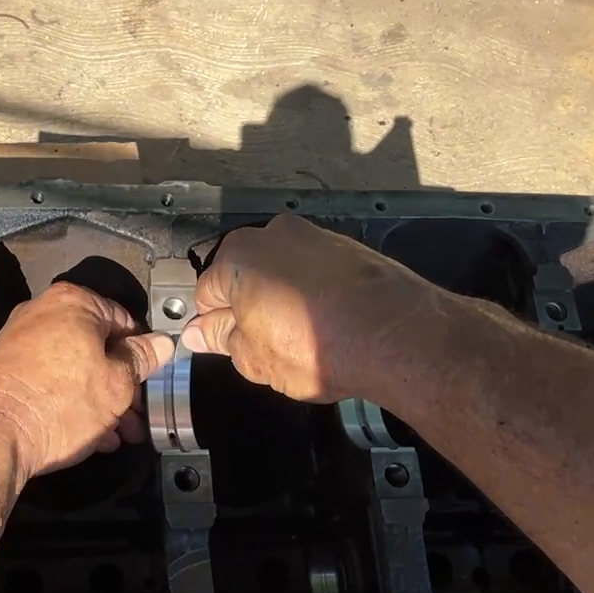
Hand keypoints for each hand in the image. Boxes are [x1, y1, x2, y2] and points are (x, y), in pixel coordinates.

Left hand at [0, 282, 175, 476]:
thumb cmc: (56, 406)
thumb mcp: (117, 384)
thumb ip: (141, 359)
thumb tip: (160, 344)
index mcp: (74, 303)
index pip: (126, 320)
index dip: (143, 355)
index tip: (151, 380)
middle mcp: (42, 312)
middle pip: (97, 345)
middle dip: (121, 384)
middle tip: (136, 415)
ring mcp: (19, 340)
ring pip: (74, 366)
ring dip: (99, 399)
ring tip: (116, 433)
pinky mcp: (4, 368)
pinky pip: (49, 379)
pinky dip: (70, 400)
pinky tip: (88, 433)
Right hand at [180, 214, 426, 401]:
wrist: (394, 334)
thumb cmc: (317, 344)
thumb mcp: (252, 357)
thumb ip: (220, 340)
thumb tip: (199, 333)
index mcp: (238, 255)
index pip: (207, 292)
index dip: (215, 324)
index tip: (226, 344)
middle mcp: (274, 235)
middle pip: (247, 277)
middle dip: (251, 310)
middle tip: (265, 347)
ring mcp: (315, 237)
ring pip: (284, 274)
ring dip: (285, 303)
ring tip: (302, 340)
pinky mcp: (350, 249)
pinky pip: (318, 273)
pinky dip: (317, 296)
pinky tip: (329, 326)